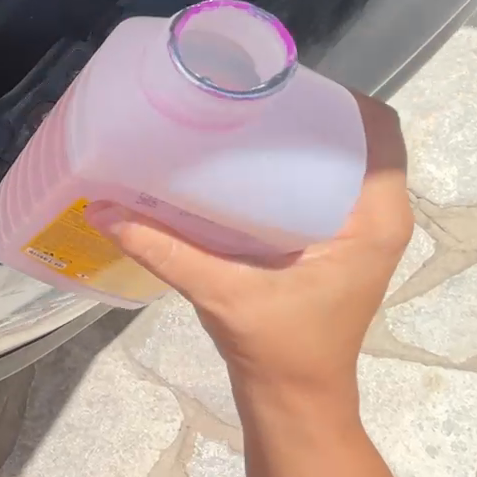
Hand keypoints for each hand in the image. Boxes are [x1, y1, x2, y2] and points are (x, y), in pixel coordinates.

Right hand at [85, 93, 412, 403]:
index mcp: (370, 219)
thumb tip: (97, 207)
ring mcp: (349, 229)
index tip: (272, 82)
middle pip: (350, 138)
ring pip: (329, 160)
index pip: (379, 133)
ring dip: (286, 137)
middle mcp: (370, 215)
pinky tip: (224, 164)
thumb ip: (160, 247)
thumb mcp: (219, 290)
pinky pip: (310, 183)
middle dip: (297, 111)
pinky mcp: (323, 240)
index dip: (337, 98)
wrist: (293, 393)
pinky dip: (275, 165)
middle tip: (230, 96)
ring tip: (223, 119)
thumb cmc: (278, 342)